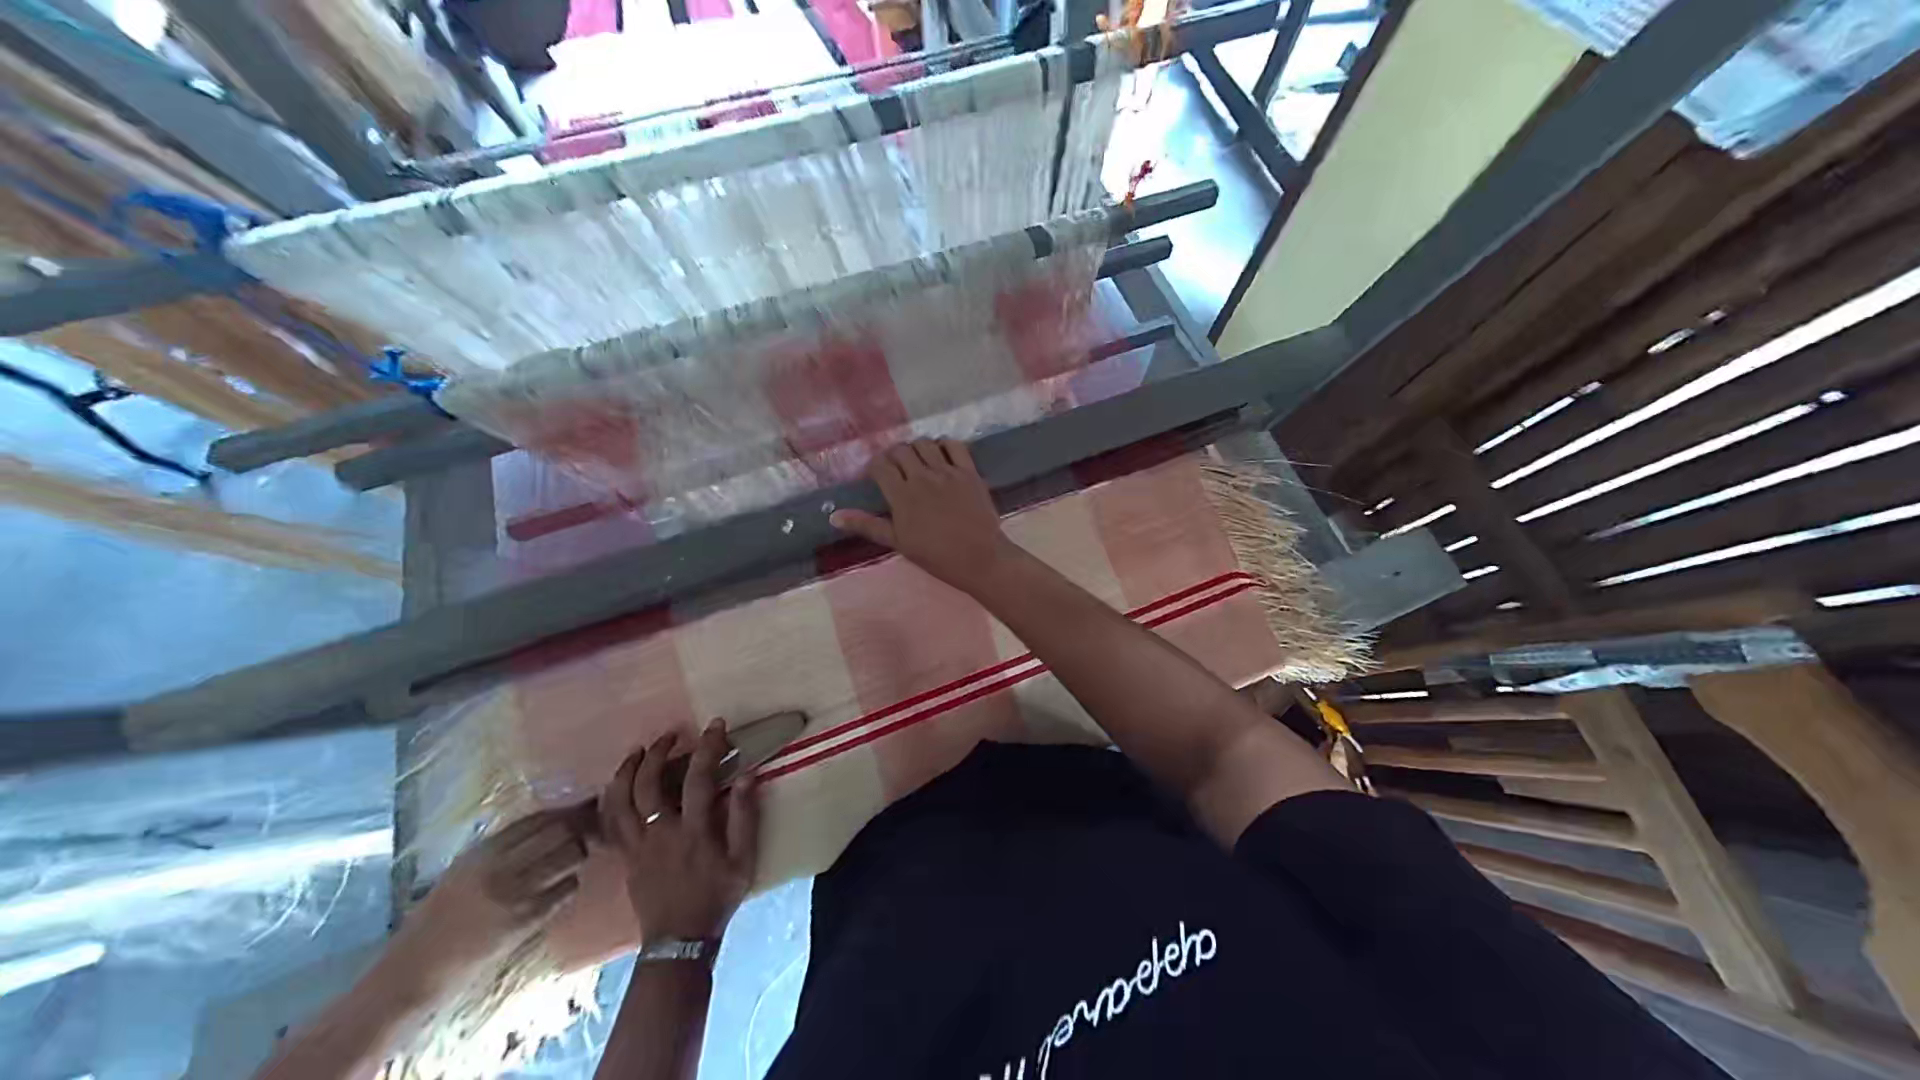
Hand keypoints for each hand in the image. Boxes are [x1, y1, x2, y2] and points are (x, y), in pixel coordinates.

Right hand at [393, 804, 589, 992]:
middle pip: (561, 831)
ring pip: (571, 855)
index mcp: (482, 853)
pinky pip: (567, 888)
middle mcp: (500, 868)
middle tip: (589, 830)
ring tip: (573, 859)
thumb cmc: (436, 920)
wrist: (414, 973)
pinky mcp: (528, 920)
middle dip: (580, 827)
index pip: (538, 818)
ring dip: (579, 854)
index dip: (566, 810)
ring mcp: (516, 894)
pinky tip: (562, 887)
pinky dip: (571, 882)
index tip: (583, 807)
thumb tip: (547, 824)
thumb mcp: (462, 871)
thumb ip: (499, 848)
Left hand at [601, 721, 758, 944]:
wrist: (679, 939)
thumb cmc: (716, 896)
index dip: (707, 748)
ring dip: (628, 770)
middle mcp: (660, 833)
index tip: (715, 726)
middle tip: (670, 736)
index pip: (698, 778)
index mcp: (693, 831)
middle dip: (658, 753)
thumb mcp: (743, 860)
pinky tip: (618, 786)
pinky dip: (611, 799)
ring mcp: (637, 845)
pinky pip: (610, 822)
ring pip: (620, 800)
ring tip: (637, 751)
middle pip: (649, 783)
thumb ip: (745, 817)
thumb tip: (747, 775)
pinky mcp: (624, 857)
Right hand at [830, 439, 1012, 591]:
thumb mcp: (898, 542)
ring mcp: (948, 472)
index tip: (875, 475)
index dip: (874, 467)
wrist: (979, 559)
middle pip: (901, 450)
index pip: (880, 466)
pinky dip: (944, 445)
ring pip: (925, 443)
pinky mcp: (969, 472)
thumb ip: (867, 525)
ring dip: (916, 448)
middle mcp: (922, 477)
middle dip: (893, 455)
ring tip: (917, 461)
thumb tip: (834, 516)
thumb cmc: (936, 556)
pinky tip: (941, 455)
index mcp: (902, 495)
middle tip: (895, 468)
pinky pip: (954, 445)